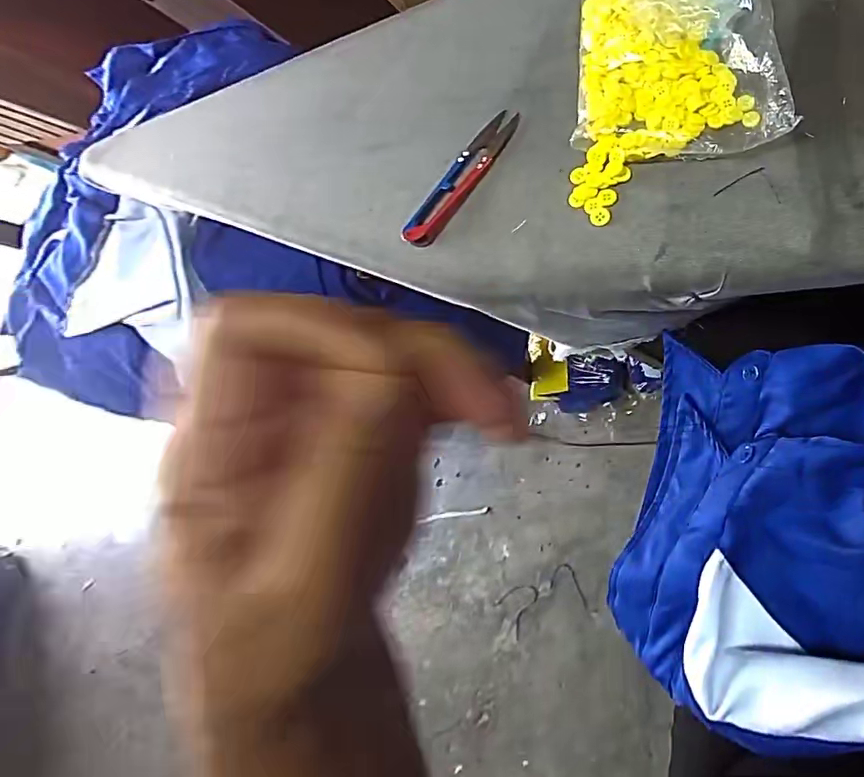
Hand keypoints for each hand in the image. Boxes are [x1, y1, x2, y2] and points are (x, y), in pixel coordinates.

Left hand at [158, 294, 524, 776]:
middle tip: (491, 407)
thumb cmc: (282, 641)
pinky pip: (431, 379)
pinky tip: (500, 422)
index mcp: (222, 441)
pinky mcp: (381, 426)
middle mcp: (273, 412)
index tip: (410, 379)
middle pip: (353, 328)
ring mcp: (330, 415)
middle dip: (433, 357)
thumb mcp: (303, 570)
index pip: (253, 330)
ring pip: (403, 345)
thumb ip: (342, 470)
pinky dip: (474, 389)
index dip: (336, 328)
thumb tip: (395, 379)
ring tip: (507, 420)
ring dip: (466, 372)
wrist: (308, 669)